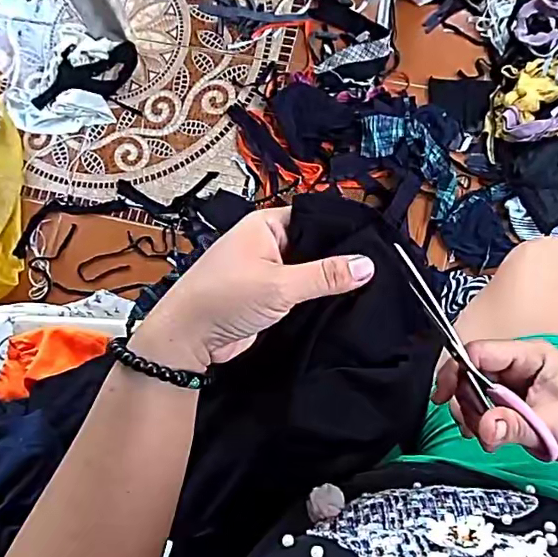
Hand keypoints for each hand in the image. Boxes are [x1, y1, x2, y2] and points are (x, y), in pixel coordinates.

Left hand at [129, 207, 374, 370]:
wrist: (188, 339)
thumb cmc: (219, 299)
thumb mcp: (280, 285)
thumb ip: (325, 276)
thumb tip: (365, 265)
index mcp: (264, 225)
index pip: (313, 217)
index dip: (340, 230)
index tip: (370, 244)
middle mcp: (265, 244)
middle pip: (313, 245)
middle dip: (335, 260)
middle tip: (367, 270)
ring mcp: (266, 271)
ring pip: (307, 271)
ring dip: (323, 282)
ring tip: (357, 288)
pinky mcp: (267, 296)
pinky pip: (299, 292)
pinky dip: (313, 298)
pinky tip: (335, 304)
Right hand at [432, 339, 557, 474]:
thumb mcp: (552, 428)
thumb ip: (514, 426)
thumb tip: (483, 426)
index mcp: (534, 355)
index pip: (480, 352)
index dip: (456, 371)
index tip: (444, 397)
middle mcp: (522, 362)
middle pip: (471, 371)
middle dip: (467, 402)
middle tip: (478, 428)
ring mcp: (518, 380)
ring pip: (474, 389)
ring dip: (474, 415)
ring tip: (491, 436)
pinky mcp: (515, 397)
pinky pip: (485, 403)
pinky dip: (482, 420)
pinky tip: (492, 434)